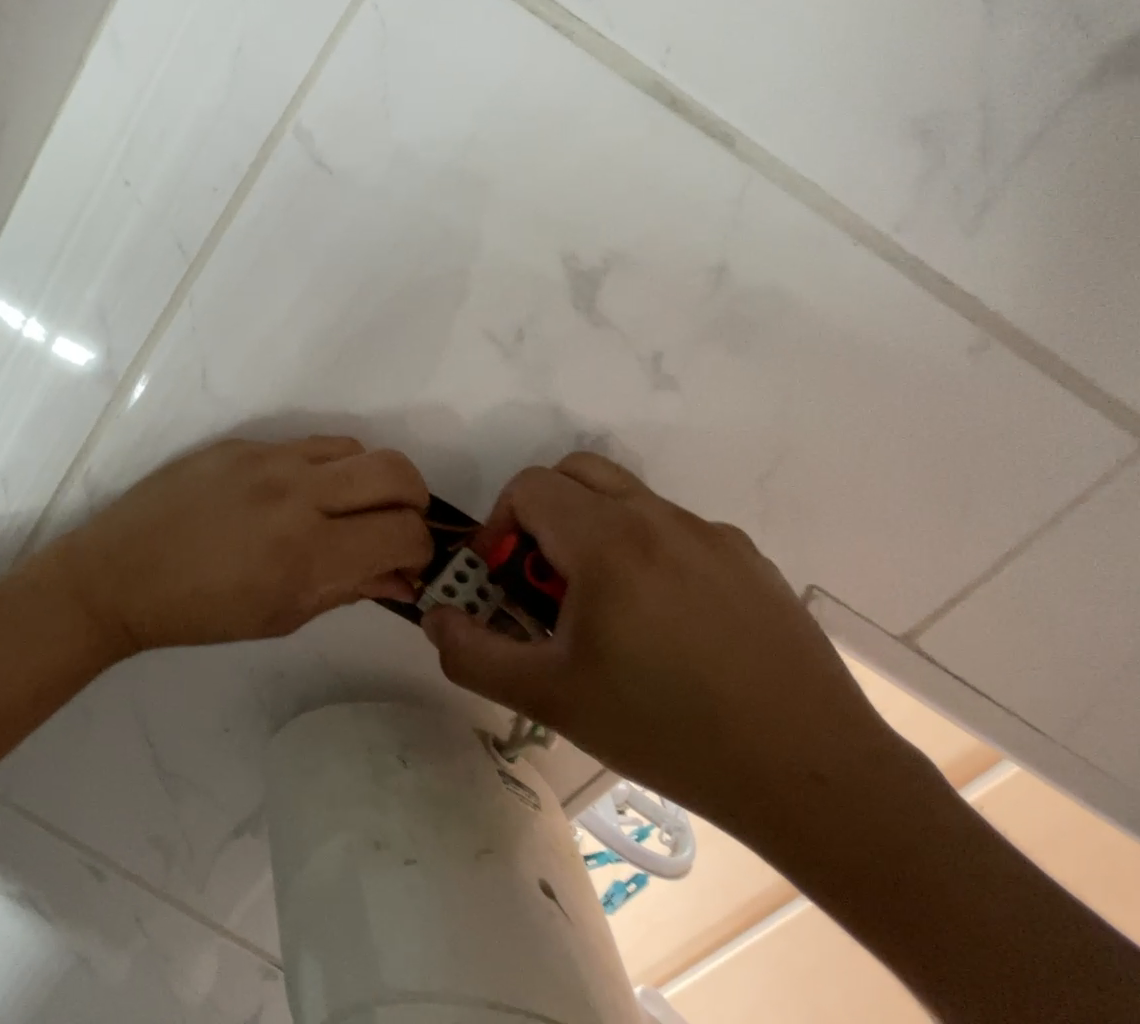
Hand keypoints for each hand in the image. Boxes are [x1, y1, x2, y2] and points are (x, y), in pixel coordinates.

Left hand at [38, 436, 433, 657]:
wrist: (119, 574)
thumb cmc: (199, 613)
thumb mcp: (281, 616)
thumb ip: (347, 590)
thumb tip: (399, 577)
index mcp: (307, 552)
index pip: (404, 533)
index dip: (419, 552)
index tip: (406, 564)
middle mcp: (295, 494)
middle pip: (397, 471)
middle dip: (412, 503)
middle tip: (391, 529)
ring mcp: (266, 461)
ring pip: (355, 449)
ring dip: (367, 481)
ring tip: (343, 511)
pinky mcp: (240, 444)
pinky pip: (306, 445)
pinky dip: (321, 470)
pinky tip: (294, 497)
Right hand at [423, 452, 907, 830]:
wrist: (810, 773)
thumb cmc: (663, 729)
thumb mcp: (545, 698)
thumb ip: (471, 653)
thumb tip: (436, 619)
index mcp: (610, 541)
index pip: (529, 487)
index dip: (497, 528)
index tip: (503, 586)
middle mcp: (663, 521)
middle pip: (578, 474)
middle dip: (540, 517)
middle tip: (541, 587)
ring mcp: (716, 539)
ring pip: (630, 503)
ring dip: (592, 536)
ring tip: (601, 618)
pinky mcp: (753, 566)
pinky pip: (677, 535)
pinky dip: (645, 557)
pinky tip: (663, 633)